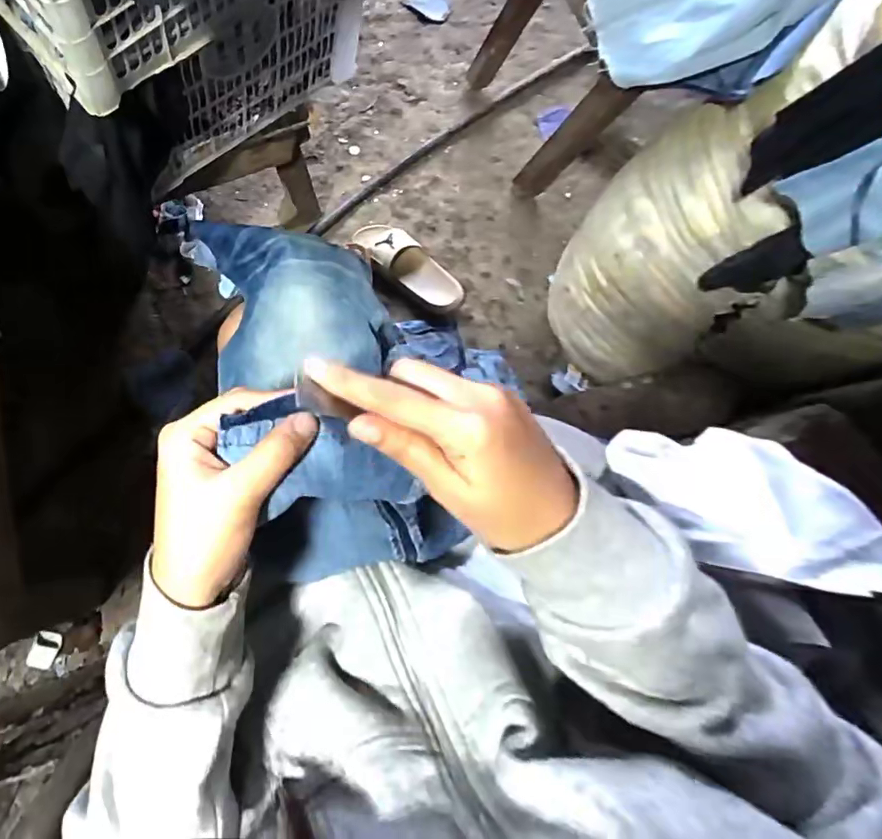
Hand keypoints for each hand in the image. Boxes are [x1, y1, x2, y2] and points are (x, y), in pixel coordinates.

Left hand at [151, 389, 317, 608]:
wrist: (190, 592)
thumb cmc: (207, 537)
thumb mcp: (241, 492)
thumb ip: (275, 452)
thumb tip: (310, 416)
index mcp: (183, 433)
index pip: (234, 402)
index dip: (273, 400)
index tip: (312, 401)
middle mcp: (190, 437)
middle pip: (242, 415)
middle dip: (278, 417)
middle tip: (318, 415)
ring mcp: (203, 456)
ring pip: (248, 434)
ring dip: (277, 435)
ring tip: (314, 430)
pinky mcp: (217, 474)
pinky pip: (249, 452)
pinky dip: (271, 452)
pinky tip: (297, 451)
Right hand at [304, 357, 575, 552]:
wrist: (565, 519)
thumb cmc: (502, 516)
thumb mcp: (449, 490)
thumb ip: (405, 448)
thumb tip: (358, 421)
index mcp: (468, 424)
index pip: (396, 397)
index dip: (352, 382)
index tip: (316, 364)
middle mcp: (481, 393)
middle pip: (410, 372)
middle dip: (380, 385)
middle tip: (354, 407)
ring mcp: (493, 387)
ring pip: (429, 373)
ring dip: (404, 388)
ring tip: (394, 420)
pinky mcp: (499, 390)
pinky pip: (449, 380)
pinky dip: (428, 393)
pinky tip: (426, 419)